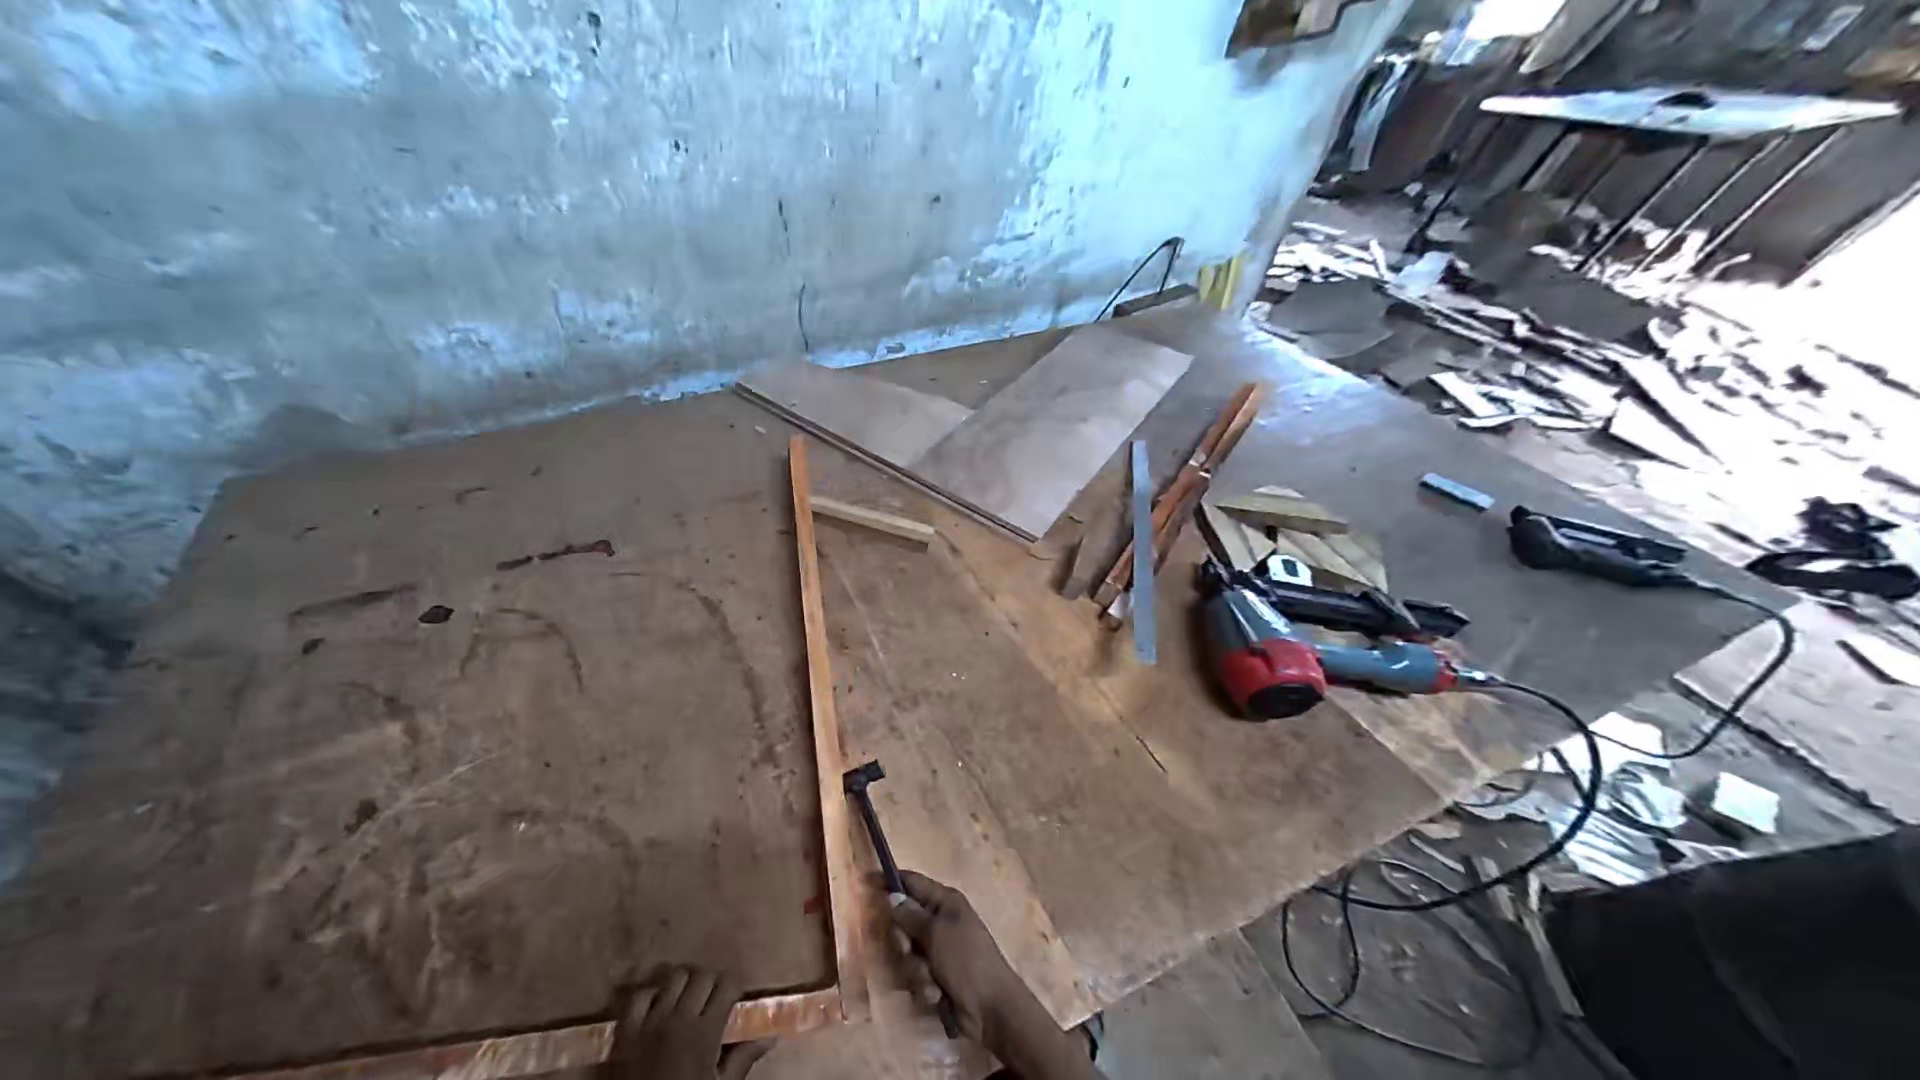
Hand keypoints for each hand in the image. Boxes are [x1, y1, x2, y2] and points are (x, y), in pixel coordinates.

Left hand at [605, 965, 772, 1079]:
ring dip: (685, 984)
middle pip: (703, 975)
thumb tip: (770, 1037)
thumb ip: (743, 1059)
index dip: (734, 987)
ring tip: (688, 999)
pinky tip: (659, 1008)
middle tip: (714, 1000)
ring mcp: (650, 1022)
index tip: (734, 998)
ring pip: (674, 977)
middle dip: (712, 983)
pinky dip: (652, 996)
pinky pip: (640, 995)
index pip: (727, 984)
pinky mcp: (626, 1032)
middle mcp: (679, 1017)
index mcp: (704, 1031)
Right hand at [886, 870, 1027, 1041]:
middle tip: (908, 950)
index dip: (890, 881)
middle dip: (903, 940)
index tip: (866, 881)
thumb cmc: (966, 960)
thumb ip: (910, 915)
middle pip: (904, 921)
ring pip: (907, 953)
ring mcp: (938, 950)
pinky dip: (924, 986)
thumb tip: (891, 895)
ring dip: (916, 970)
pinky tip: (938, 995)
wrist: (991, 1008)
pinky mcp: (936, 975)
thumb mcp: (937, 933)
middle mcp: (940, 922)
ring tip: (932, 979)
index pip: (912, 883)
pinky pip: (916, 975)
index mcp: (945, 902)